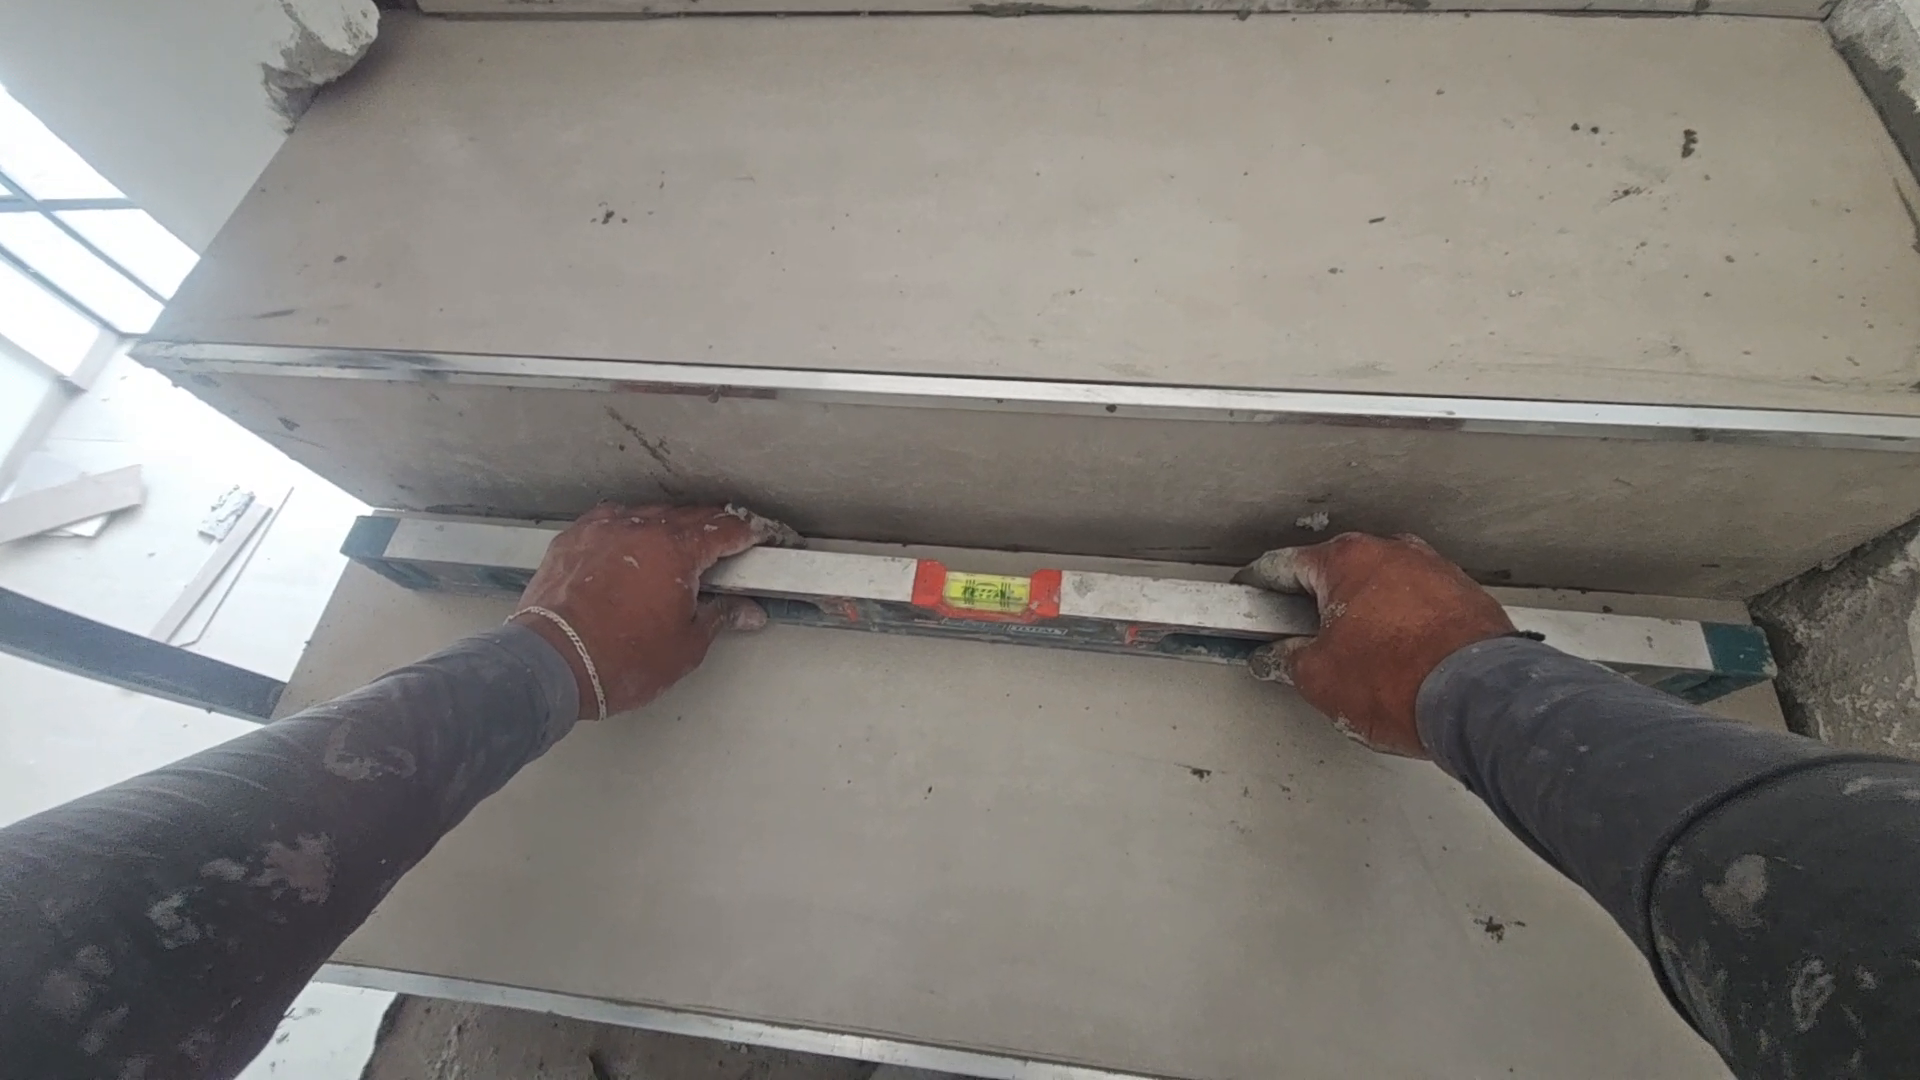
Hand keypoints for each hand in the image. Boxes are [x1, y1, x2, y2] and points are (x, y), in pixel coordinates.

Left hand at [510, 504, 798, 719]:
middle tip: (730, 540)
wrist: (550, 665)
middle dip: (716, 526)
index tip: (762, 536)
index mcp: (677, 551)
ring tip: (683, 541)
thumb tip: (748, 612)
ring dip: (673, 524)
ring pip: (651, 513)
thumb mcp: (686, 646)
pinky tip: (635, 537)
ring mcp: (604, 529)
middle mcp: (642, 528)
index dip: (749, 532)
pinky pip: (613, 519)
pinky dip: (632, 526)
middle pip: (691, 515)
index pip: (725, 530)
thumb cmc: (622, 659)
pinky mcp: (574, 537)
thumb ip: (719, 618)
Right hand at [1233, 532, 1513, 756]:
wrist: (1486, 705)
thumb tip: (1276, 657)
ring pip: (1376, 586)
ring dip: (1359, 612)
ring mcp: (1433, 570)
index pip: (1280, 565)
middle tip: (1296, 637)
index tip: (1246, 597)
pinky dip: (1397, 622)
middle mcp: (1391, 551)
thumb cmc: (1402, 681)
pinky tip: (1394, 657)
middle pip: (1331, 573)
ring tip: (1353, 655)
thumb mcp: (1317, 677)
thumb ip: (1284, 658)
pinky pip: (1414, 603)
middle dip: (1310, 603)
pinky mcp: (1465, 595)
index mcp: (1345, 559)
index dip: (1255, 586)